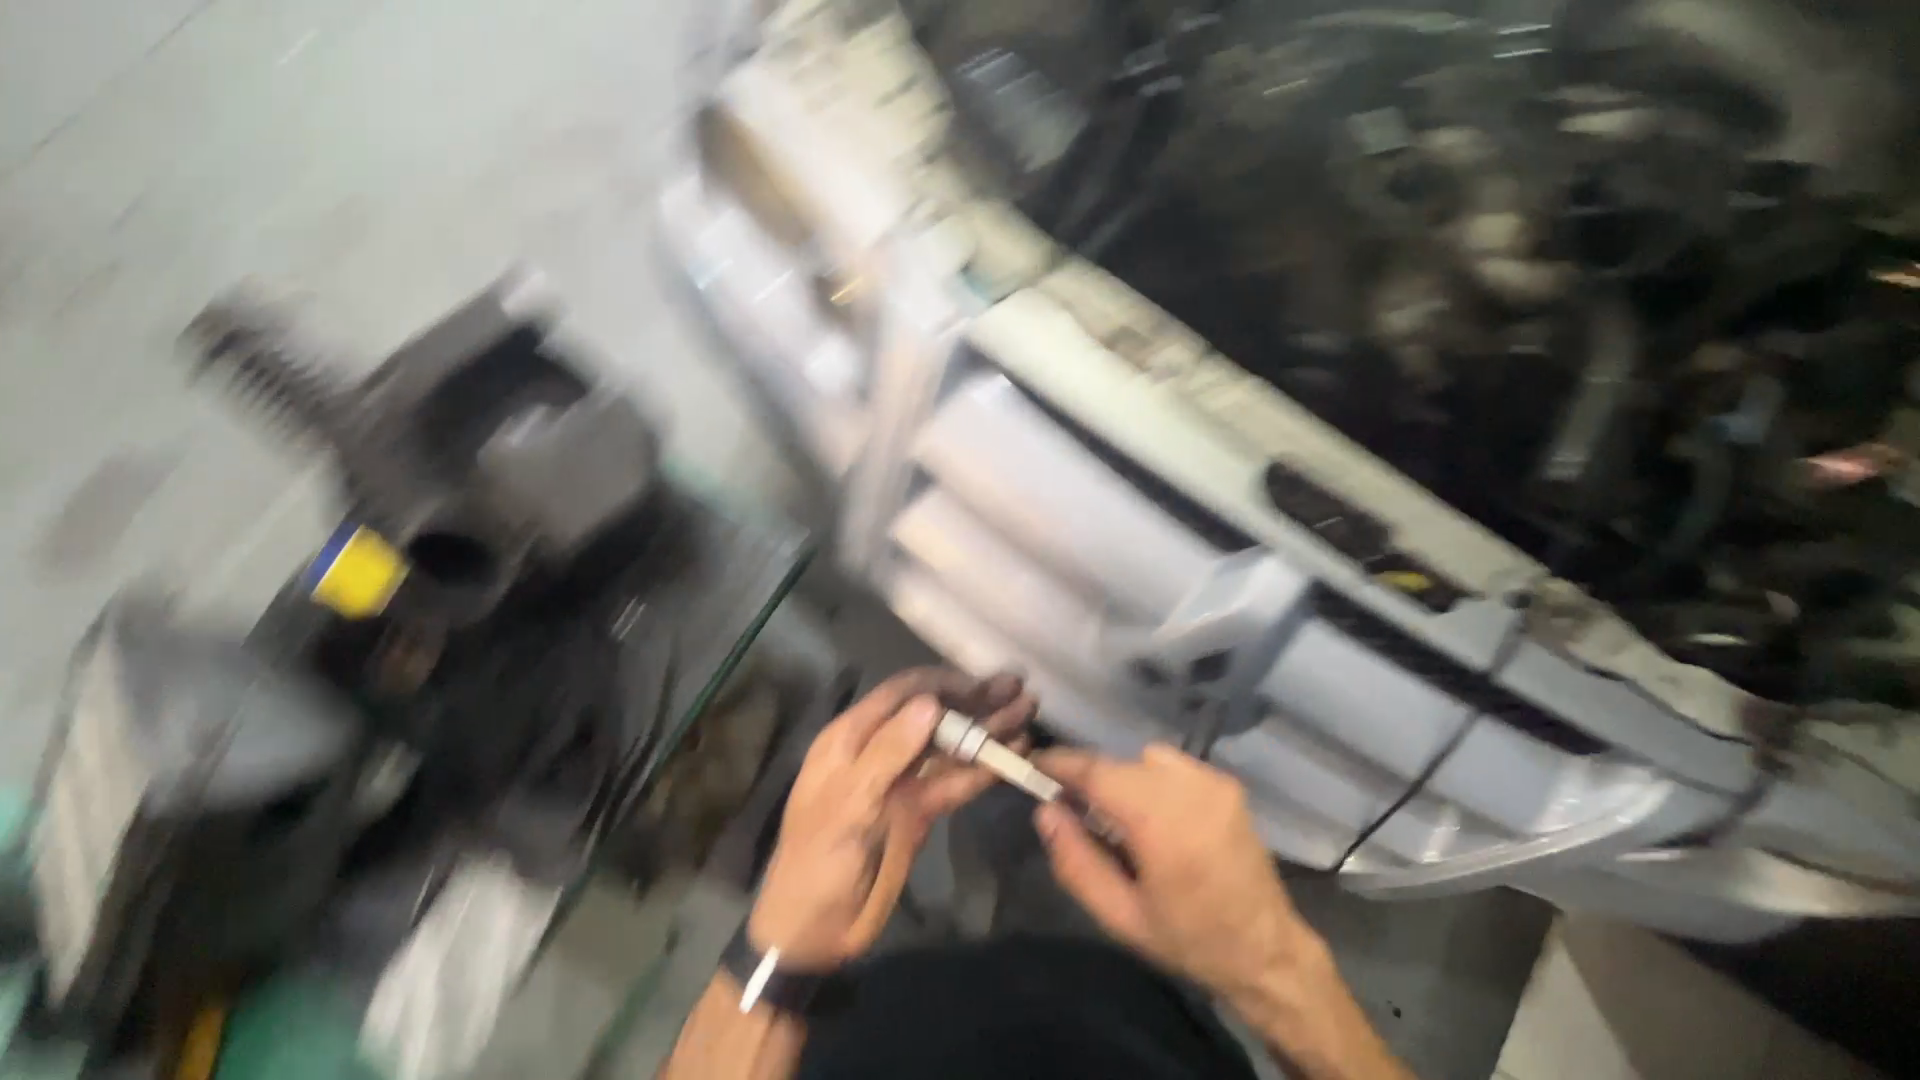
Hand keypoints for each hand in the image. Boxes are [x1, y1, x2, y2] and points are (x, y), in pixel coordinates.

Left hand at [748, 668, 1033, 968]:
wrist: (813, 929)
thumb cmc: (817, 860)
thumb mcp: (847, 805)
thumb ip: (887, 753)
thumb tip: (930, 703)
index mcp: (850, 738)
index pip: (902, 694)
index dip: (943, 685)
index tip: (983, 686)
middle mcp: (880, 751)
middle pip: (933, 716)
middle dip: (975, 701)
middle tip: (1020, 690)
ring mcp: (902, 781)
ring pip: (949, 747)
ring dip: (986, 730)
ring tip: (1028, 712)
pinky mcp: (919, 811)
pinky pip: (954, 782)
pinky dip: (983, 769)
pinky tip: (1015, 754)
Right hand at [1033, 744, 1321, 999]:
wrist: (1266, 950)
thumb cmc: (1188, 939)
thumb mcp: (1120, 916)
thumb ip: (1076, 861)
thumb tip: (1045, 811)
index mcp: (1162, 823)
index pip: (1098, 772)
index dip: (1060, 764)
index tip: (1034, 767)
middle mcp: (1190, 790)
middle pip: (1119, 763)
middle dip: (1091, 779)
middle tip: (1073, 810)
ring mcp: (1213, 782)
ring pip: (1145, 759)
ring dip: (1124, 780)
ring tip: (1121, 820)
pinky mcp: (1227, 784)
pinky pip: (1173, 766)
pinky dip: (1153, 780)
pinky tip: (1157, 818)